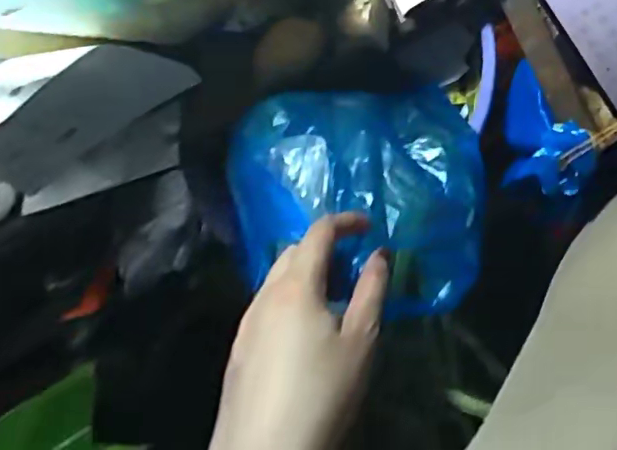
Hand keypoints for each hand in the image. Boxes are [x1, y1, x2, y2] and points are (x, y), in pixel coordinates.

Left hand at [209, 214, 388, 449]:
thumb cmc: (319, 394)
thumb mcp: (360, 340)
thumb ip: (373, 289)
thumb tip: (379, 254)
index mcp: (295, 287)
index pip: (318, 232)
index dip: (346, 221)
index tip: (369, 226)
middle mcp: (264, 297)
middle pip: (294, 251)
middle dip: (325, 246)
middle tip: (354, 264)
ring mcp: (245, 326)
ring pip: (276, 279)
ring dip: (306, 272)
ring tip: (335, 296)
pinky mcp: (237, 354)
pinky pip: (266, 305)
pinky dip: (290, 298)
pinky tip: (307, 330)